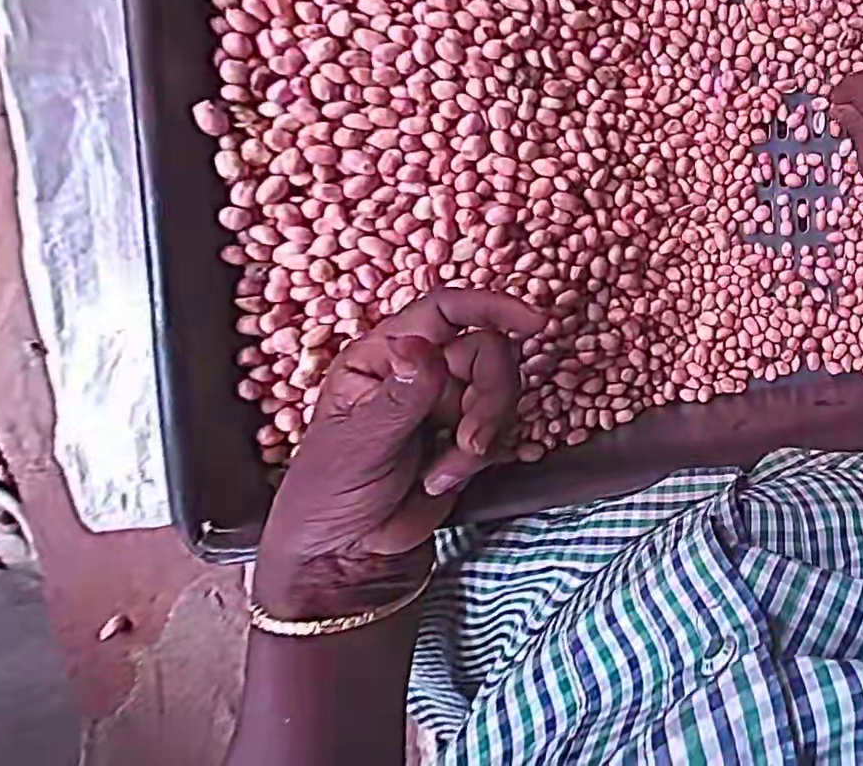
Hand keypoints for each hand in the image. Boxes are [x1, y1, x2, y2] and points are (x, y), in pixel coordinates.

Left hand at [251, 289, 543, 620]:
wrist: (347, 557)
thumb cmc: (327, 495)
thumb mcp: (358, 445)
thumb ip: (398, 397)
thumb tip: (418, 346)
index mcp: (386, 355)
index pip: (445, 310)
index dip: (492, 307)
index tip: (534, 322)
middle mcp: (423, 367)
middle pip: (489, 351)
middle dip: (490, 396)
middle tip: (472, 441)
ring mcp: (448, 398)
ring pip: (501, 388)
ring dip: (484, 429)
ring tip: (447, 469)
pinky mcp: (468, 430)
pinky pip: (500, 424)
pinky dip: (479, 455)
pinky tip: (443, 478)